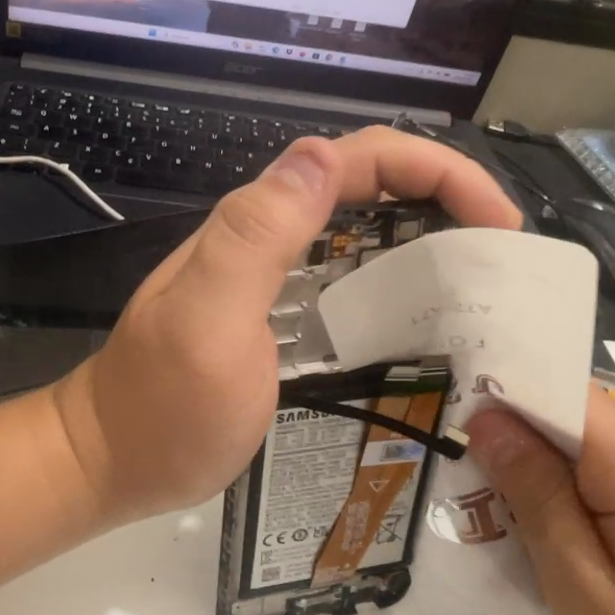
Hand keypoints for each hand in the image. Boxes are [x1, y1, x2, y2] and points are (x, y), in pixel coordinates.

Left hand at [51, 126, 522, 522]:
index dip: (436, 171)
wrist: (113, 460)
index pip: (360, 160)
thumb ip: (256, 236)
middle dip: (446, 202)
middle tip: (501, 260)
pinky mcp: (283, 321)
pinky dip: (400, 292)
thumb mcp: (208, 322)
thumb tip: (320, 153)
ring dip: (430, 245)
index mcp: (259, 224)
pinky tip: (430, 330)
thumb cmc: (163, 407)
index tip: (497, 223)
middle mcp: (271, 238)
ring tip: (483, 292)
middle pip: (372, 189)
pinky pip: (353, 286)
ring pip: (366, 234)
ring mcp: (277, 280)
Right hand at [469, 389, 614, 614]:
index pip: (552, 384)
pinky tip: (588, 552)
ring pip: (595, 443)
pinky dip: (591, 495)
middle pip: (570, 414)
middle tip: (477, 505)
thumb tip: (487, 421)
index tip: (442, 418)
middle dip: (517, 447)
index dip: (495, 393)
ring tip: (526, 540)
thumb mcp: (594, 605)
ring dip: (553, 478)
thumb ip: (538, 504)